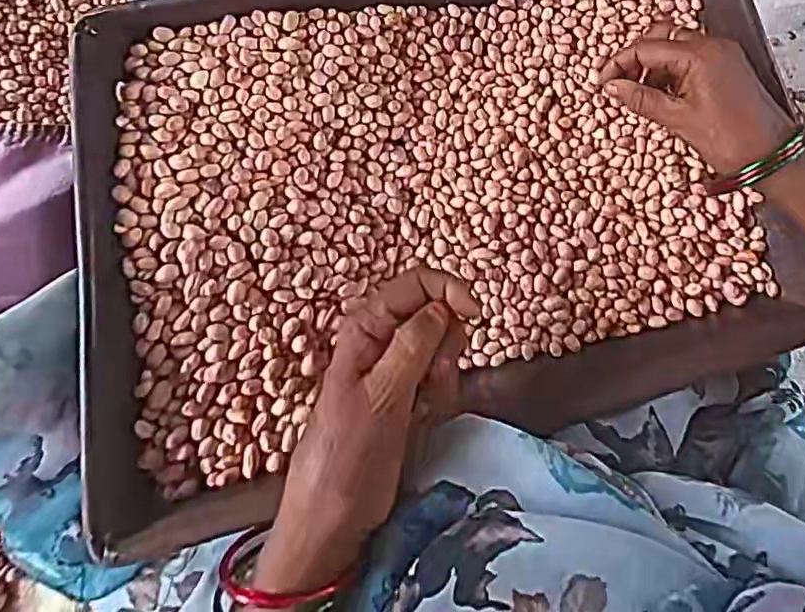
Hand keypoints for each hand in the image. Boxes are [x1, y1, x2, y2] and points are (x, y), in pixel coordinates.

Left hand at [253, 268, 480, 592]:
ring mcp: (394, 366)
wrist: (330, 520)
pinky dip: (439, 394)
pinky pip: (438, 376)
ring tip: (420, 407)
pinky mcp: (405, 393)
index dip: (448, 289)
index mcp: (366, 326)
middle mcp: (380, 338)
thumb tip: (442, 305)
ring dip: (443, 373)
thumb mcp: (382, 398)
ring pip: (441, 345)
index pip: (415, 283)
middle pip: (434, 312)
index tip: (474, 313)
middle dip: (446, 341)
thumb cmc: (346, 457)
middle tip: (432, 379)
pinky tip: (420, 418)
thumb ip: (412, 346)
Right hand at [596, 23, 795, 174]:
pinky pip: (692, 56)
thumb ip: (641, 99)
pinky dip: (672, 70)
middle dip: (635, 57)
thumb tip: (613, 88)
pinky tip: (663, 94)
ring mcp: (723, 54)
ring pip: (675, 44)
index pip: (645, 48)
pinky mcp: (729, 66)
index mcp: (700, 55)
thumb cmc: (734, 142)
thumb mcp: (678, 120)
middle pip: (660, 36)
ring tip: (640, 92)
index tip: (604, 82)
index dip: (619, 64)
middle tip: (620, 82)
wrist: (775, 158)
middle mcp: (713, 46)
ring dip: (653, 64)